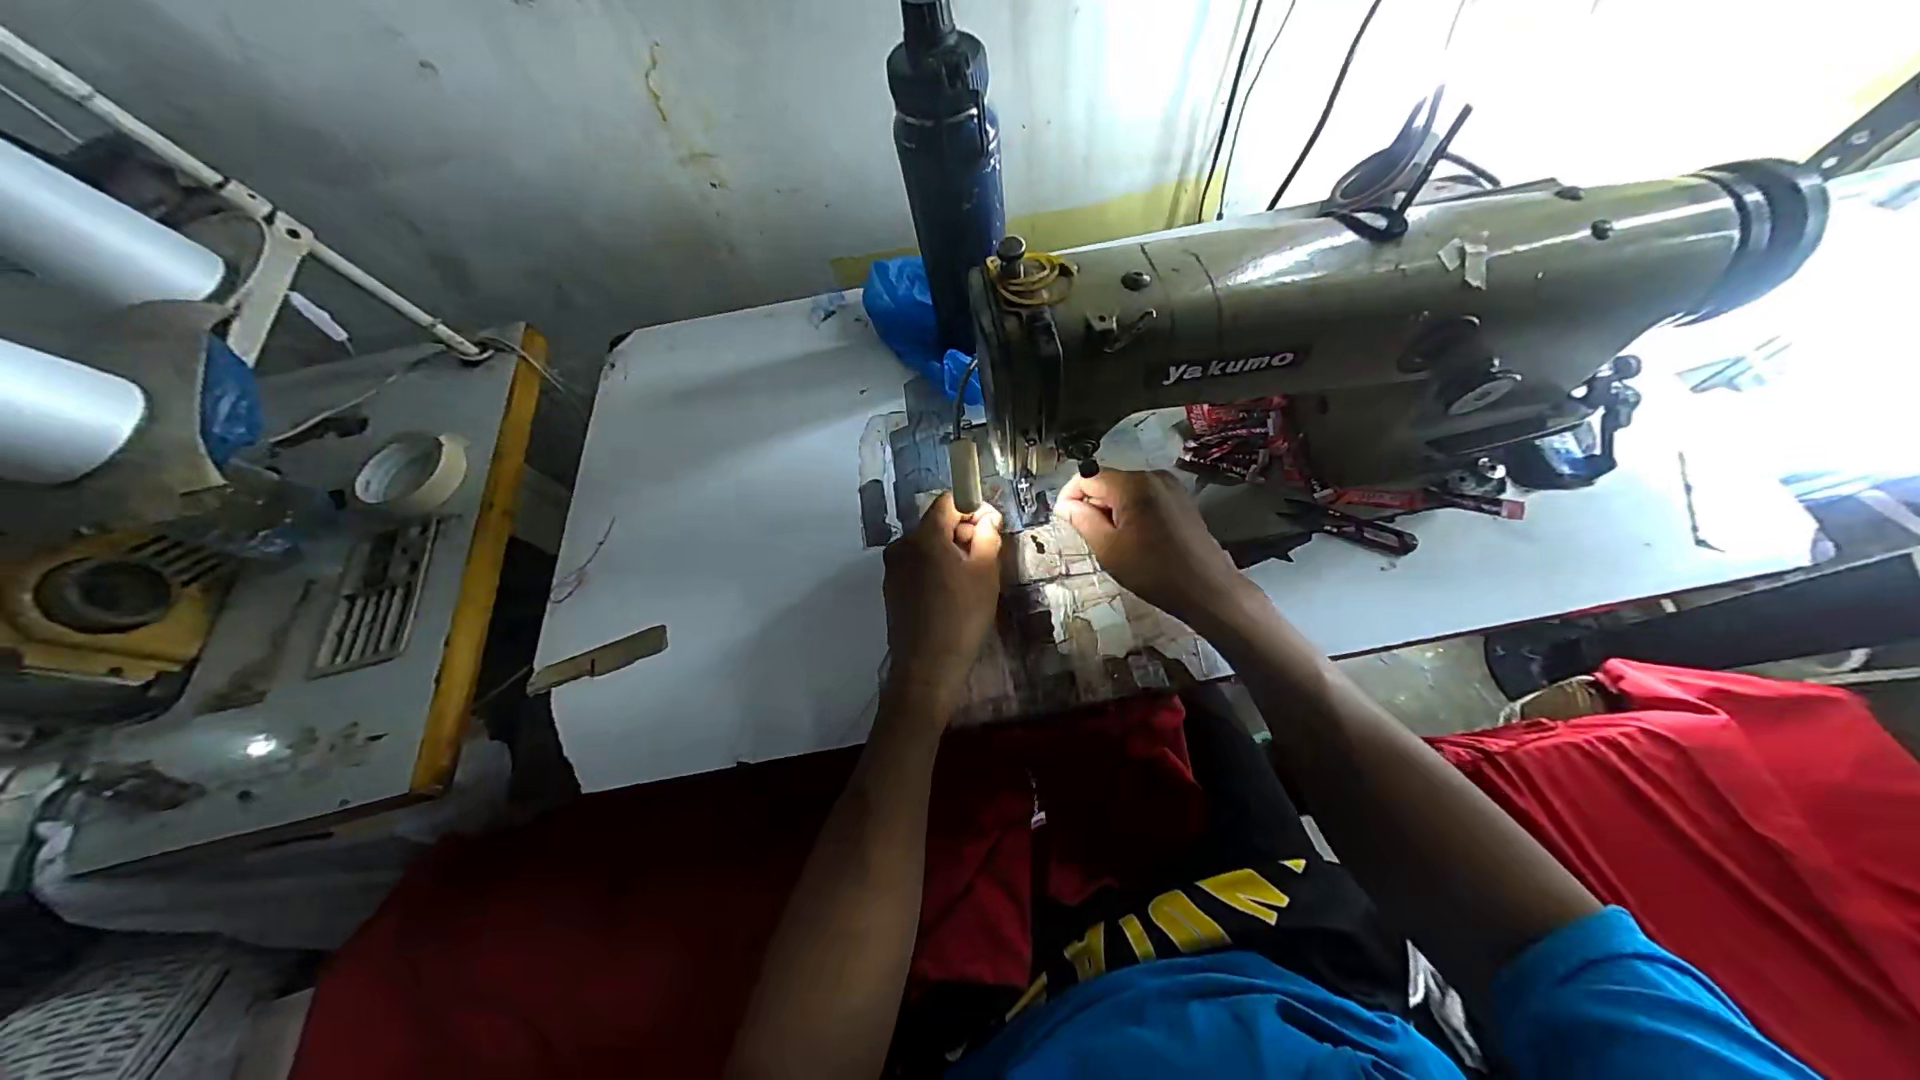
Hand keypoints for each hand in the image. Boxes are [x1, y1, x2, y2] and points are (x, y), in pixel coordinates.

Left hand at [882, 493, 1003, 718]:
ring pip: (927, 547)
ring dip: (949, 554)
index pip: (948, 501)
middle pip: (936, 524)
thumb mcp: (986, 573)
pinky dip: (935, 571)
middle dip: (962, 534)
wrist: (927, 667)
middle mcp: (901, 545)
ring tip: (969, 582)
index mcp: (924, 536)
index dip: (972, 508)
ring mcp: (892, 568)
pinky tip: (950, 596)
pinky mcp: (892, 588)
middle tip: (985, 560)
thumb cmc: (962, 617)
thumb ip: (987, 536)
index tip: (990, 529)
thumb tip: (988, 516)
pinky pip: (917, 566)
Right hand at [1056, 469, 1248, 626]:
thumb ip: (1082, 520)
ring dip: (1112, 511)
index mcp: (1133, 484)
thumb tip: (1065, 505)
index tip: (1066, 522)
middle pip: (1107, 482)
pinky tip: (1136, 539)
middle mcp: (1152, 476)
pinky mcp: (1180, 499)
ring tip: (1115, 542)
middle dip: (1093, 505)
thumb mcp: (1108, 548)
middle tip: (1092, 538)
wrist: (1206, 588)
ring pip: (1124, 491)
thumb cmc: (1154, 571)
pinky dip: (1131, 513)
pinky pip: (1144, 498)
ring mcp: (1170, 486)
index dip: (1070, 497)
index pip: (1087, 477)